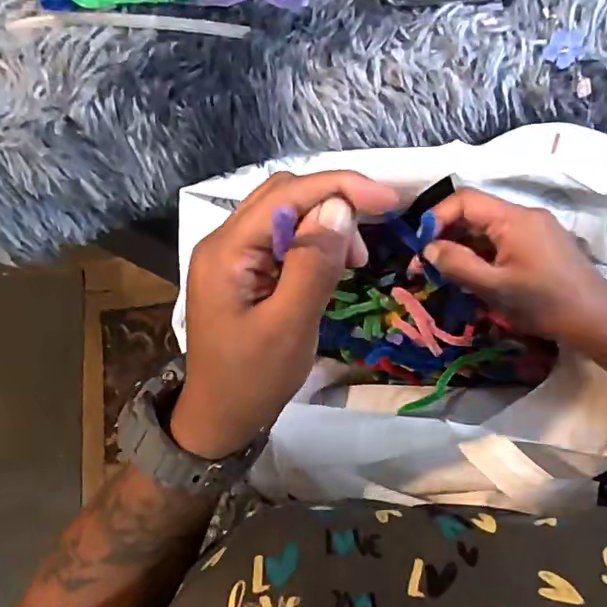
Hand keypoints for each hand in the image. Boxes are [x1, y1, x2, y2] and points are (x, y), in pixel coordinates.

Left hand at [170, 171, 399, 456]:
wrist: (218, 419)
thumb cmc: (252, 379)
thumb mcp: (289, 325)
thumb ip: (314, 264)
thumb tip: (339, 208)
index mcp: (227, 250)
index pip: (287, 194)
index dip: (340, 187)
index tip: (388, 200)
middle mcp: (223, 241)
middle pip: (283, 194)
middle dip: (333, 202)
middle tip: (369, 237)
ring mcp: (230, 255)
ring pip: (283, 213)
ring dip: (324, 222)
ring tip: (354, 258)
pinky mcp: (241, 271)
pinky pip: (280, 238)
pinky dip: (312, 242)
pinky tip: (331, 264)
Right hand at [421, 188, 606, 348]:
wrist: (597, 321)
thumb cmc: (544, 304)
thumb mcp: (494, 288)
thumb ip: (457, 264)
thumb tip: (429, 248)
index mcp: (513, 219)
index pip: (464, 199)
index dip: (437, 218)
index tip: (422, 246)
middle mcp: (526, 215)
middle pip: (476, 212)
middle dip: (447, 234)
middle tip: (428, 264)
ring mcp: (537, 229)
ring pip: (488, 227)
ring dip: (464, 246)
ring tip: (448, 273)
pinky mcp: (544, 244)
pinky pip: (504, 239)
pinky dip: (484, 253)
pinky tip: (476, 276)